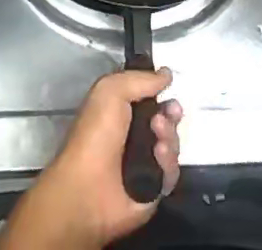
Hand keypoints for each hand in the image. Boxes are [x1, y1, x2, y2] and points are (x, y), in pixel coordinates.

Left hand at [0, 68, 182, 249]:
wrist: (89, 188)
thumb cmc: (96, 133)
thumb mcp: (111, 91)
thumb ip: (140, 79)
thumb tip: (166, 73)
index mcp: (118, 109)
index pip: (148, 96)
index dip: (160, 91)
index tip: (169, 86)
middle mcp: (132, 133)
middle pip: (165, 119)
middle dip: (171, 113)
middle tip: (171, 112)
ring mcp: (144, 161)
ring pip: (172, 143)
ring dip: (169, 136)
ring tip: (158, 135)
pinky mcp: (154, 187)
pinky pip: (172, 171)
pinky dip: (168, 162)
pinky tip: (158, 157)